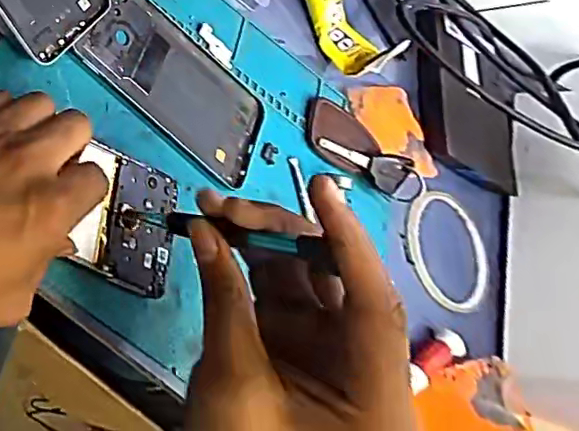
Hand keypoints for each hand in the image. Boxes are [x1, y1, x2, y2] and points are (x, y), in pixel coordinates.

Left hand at [0, 91, 108, 331]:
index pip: (96, 176)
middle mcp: (30, 158)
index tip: (71, 197)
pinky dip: (2, 112)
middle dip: (72, 144)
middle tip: (53, 163)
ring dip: (38, 122)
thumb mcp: (15, 297)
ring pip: (40, 101)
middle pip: (77, 124)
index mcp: (50, 205)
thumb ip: (46, 259)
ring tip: (22, 142)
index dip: (85, 189)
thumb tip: (57, 235)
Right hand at [184, 177, 413, 430]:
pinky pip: (272, 290)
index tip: (323, 187)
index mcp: (373, 392)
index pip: (372, 298)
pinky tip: (213, 237)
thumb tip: (205, 231)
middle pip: (329, 275)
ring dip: (254, 238)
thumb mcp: (236, 383)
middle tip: (224, 206)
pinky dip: (242, 261)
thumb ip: (223, 301)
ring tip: (210, 211)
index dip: (348, 238)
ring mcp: (322, 353)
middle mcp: (356, 363)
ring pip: (298, 275)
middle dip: (276, 230)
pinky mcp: (291, 346)